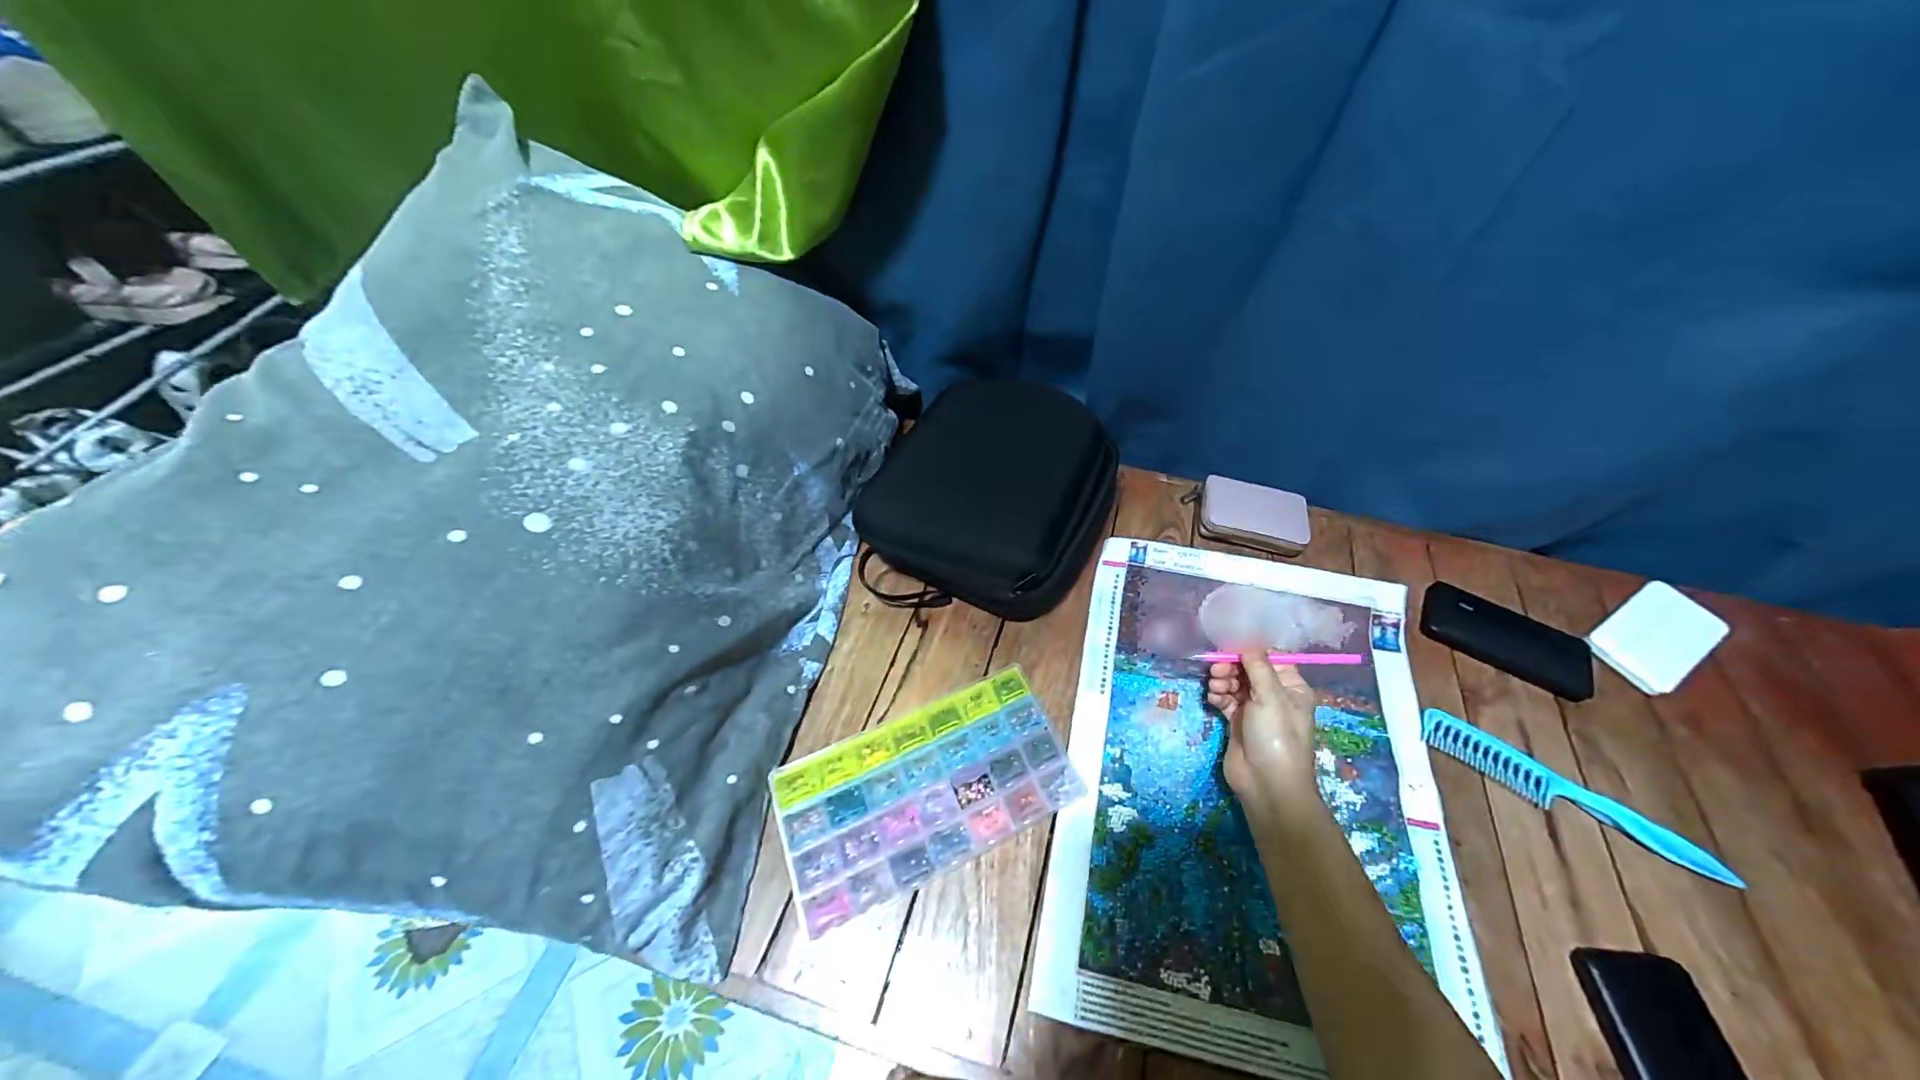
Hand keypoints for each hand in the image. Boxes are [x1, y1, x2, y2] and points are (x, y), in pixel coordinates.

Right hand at [1207, 648, 1318, 804]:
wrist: (1267, 783)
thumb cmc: (1276, 736)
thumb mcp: (1270, 697)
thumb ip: (1257, 667)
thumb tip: (1248, 642)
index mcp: (1291, 687)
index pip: (1271, 659)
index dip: (1250, 651)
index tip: (1229, 648)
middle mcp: (1275, 695)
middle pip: (1249, 669)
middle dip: (1231, 667)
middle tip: (1216, 670)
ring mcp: (1255, 709)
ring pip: (1235, 683)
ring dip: (1222, 681)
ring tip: (1215, 688)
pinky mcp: (1237, 721)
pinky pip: (1225, 699)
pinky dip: (1218, 695)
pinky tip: (1213, 698)